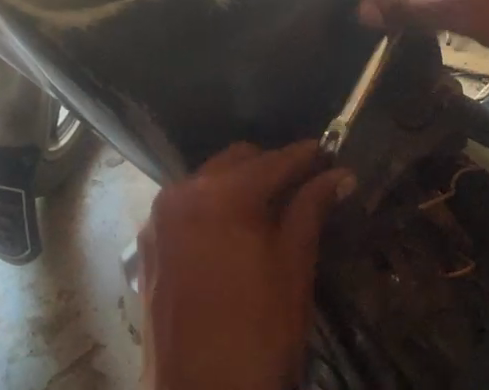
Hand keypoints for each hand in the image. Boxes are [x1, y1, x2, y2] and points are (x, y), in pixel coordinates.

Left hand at [139, 141, 354, 389]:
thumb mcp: (294, 267)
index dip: (307, 156)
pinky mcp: (149, 247)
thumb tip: (339, 175)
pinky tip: (235, 234)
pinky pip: (187, 208)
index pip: (274, 160)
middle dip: (272, 169)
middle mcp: (183, 193)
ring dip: (240, 187)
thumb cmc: (258, 334)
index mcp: (221, 194)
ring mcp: (160, 219)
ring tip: (273, 212)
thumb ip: (311, 209)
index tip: (330, 154)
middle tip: (306, 187)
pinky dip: (213, 209)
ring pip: (208, 181)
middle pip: (237, 162)